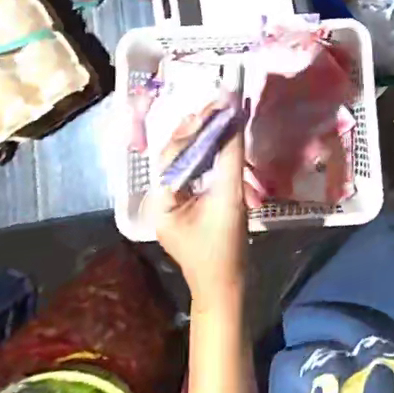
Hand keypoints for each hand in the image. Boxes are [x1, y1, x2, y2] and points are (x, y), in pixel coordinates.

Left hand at [146, 99, 248, 301]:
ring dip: (209, 142)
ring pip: (188, 160)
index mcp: (160, 196)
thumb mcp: (229, 200)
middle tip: (225, 106)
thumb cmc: (223, 249)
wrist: (225, 289)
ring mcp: (172, 201)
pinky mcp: (186, 205)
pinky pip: (196, 172)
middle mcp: (160, 195)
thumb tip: (233, 120)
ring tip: (228, 122)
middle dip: (202, 130)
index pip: (175, 150)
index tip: (219, 104)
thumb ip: (230, 158)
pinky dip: (212, 158)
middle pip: (178, 151)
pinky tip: (227, 148)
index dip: (197, 125)